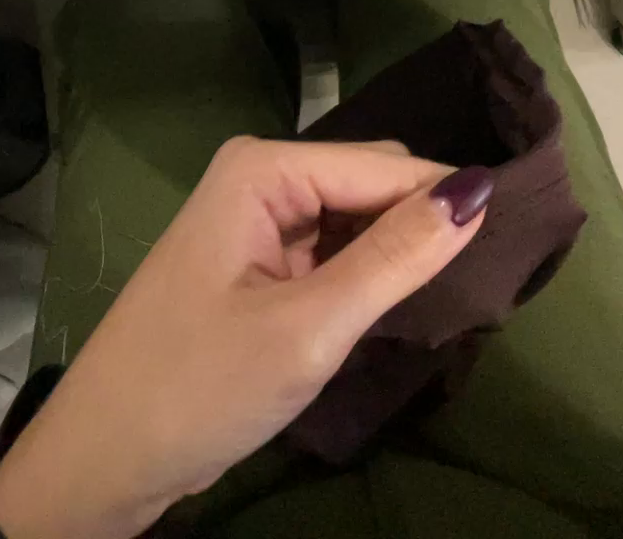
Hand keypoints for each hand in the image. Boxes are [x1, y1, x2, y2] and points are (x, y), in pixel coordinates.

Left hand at [0, 137, 492, 538]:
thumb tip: (477, 190)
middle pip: (368, 183)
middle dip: (420, 223)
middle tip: (483, 281)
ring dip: (395, 251)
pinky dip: (365, 271)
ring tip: (450, 294)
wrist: (106, 455)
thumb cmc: (200, 386)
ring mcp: (255, 219)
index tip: (517, 241)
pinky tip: (396, 301)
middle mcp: (259, 176)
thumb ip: (395, 257)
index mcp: (262, 169)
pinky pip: (330, 247)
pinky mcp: (258, 260)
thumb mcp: (308, 327)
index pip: (384, 166)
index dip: (448, 200)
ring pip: (353, 217)